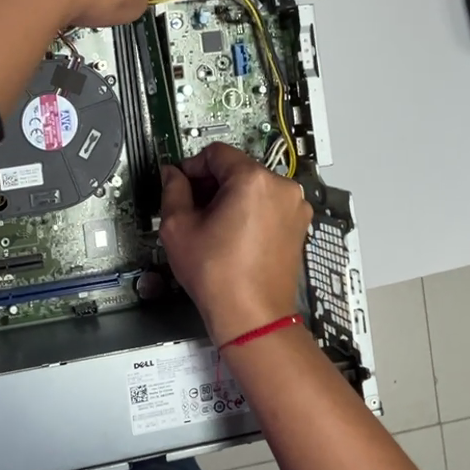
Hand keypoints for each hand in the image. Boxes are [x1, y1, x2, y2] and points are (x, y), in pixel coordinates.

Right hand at [158, 143, 311, 345]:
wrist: (252, 317)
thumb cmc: (221, 278)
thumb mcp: (178, 227)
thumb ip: (173, 190)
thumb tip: (172, 175)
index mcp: (254, 180)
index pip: (216, 153)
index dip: (192, 166)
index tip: (181, 181)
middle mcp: (281, 188)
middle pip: (237, 168)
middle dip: (211, 183)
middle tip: (192, 206)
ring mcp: (293, 208)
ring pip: (253, 187)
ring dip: (230, 197)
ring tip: (212, 226)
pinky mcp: (297, 226)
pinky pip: (268, 205)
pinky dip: (249, 212)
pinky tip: (231, 235)